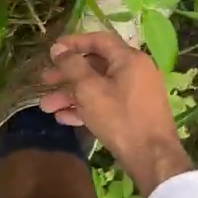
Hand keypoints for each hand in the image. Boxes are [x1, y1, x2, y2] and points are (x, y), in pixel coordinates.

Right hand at [37, 31, 192, 197]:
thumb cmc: (119, 118)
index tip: (52, 51)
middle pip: (95, 65)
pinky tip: (64, 118)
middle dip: (66, 74)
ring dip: (71, 95)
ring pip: (98, 87)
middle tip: (45, 80)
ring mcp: (136, 93)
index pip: (99, 40)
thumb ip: (71, 65)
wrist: (152, 158)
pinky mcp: (134, 112)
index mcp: (129, 60)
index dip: (73, 42)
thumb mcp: (89, 89)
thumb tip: (57, 49)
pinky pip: (106, 102)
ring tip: (47, 107)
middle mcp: (135, 72)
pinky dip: (86, 107)